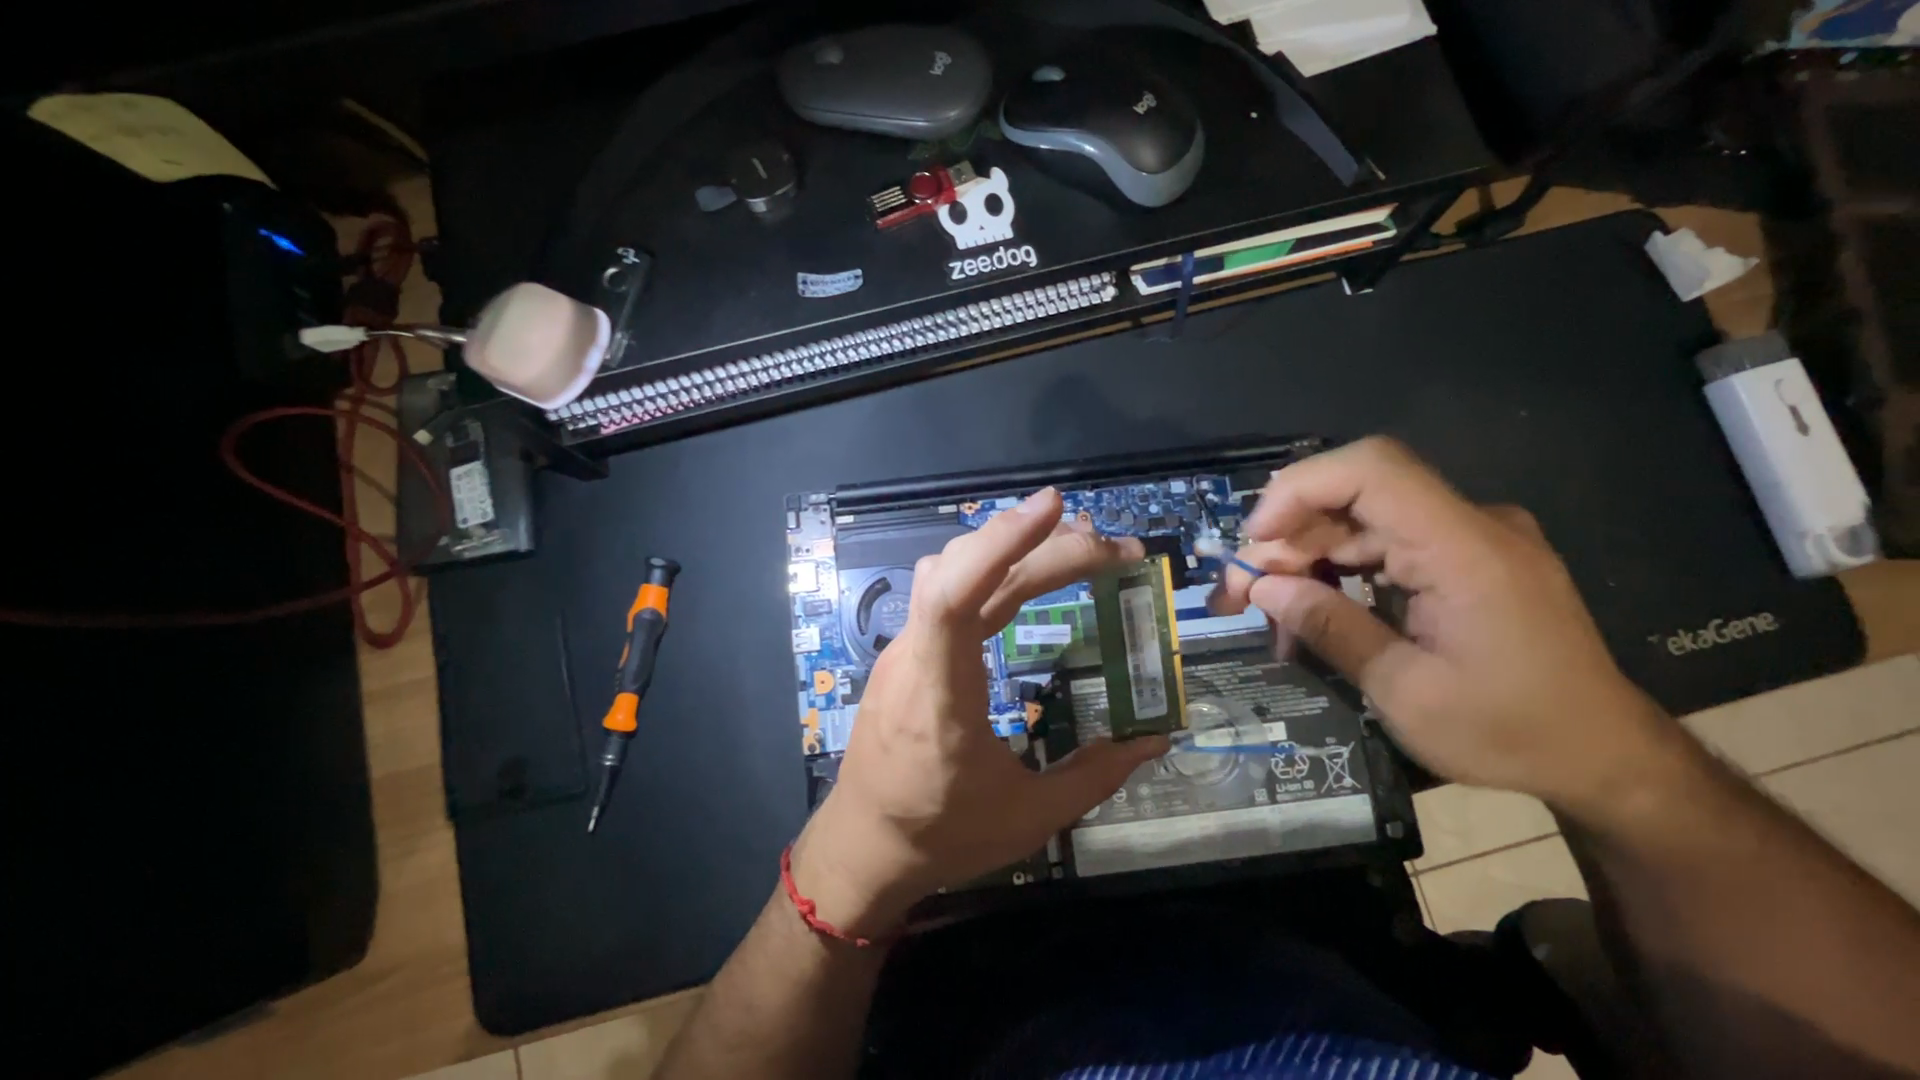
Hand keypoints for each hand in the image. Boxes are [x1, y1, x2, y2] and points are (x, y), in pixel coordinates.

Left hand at [790, 488, 1168, 935]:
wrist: (863, 847)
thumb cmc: (941, 836)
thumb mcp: (1029, 818)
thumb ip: (1095, 775)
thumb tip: (1155, 740)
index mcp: (939, 696)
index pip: (954, 596)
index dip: (1002, 544)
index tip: (1055, 510)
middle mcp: (915, 658)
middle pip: (966, 571)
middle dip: (1040, 545)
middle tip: (1116, 548)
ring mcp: (906, 652)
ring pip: (950, 573)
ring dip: (1011, 549)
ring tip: (1075, 546)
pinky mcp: (909, 655)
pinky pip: (946, 594)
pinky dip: (991, 571)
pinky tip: (1027, 578)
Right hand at [1208, 437, 1675, 812]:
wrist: (1605, 756)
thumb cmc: (1511, 731)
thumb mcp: (1407, 693)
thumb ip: (1333, 629)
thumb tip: (1263, 589)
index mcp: (1464, 548)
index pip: (1372, 470)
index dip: (1299, 489)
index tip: (1255, 540)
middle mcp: (1472, 525)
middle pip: (1359, 496)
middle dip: (1288, 537)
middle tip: (1238, 595)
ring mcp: (1475, 539)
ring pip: (1368, 521)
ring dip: (1310, 557)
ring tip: (1267, 610)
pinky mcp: (1471, 560)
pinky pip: (1393, 545)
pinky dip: (1345, 570)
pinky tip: (1314, 608)